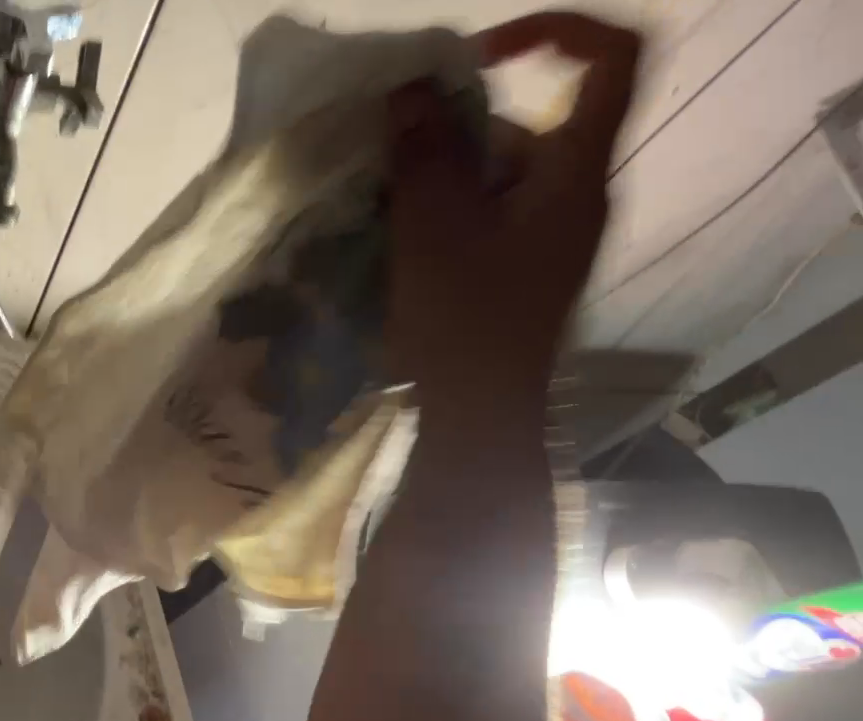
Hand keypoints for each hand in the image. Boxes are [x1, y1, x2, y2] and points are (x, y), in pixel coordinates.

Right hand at [386, 12, 640, 418]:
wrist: (479, 414)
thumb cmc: (463, 321)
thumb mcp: (433, 231)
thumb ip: (425, 154)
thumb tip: (410, 88)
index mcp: (576, 175)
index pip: (606, 62)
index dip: (548, 35)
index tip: (471, 60)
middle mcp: (576, 197)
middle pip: (531, 126)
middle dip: (458, 131)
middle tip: (391, 160)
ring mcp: (549, 239)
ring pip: (500, 177)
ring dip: (440, 180)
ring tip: (381, 209)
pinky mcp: (520, 271)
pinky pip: (487, 218)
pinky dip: (444, 217)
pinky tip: (399, 245)